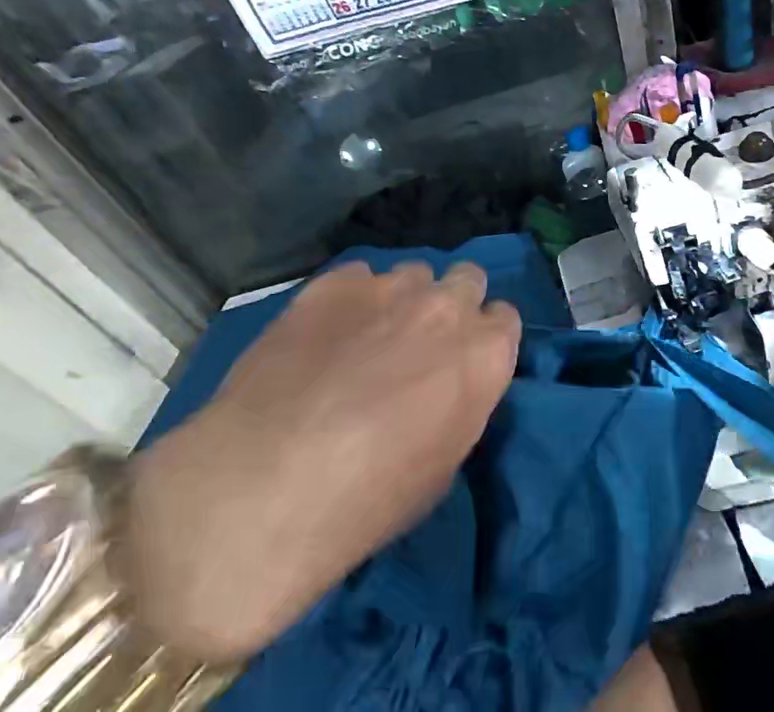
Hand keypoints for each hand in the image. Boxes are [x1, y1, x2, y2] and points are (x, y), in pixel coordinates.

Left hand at [120, 260, 520, 662]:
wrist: (268, 483)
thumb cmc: (368, 500)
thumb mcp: (442, 468)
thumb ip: (458, 406)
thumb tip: (442, 389)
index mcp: (484, 355)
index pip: (505, 319)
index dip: (483, 340)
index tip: (462, 362)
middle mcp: (446, 307)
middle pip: (467, 279)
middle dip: (452, 305)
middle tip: (420, 344)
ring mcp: (387, 288)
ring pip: (412, 274)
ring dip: (402, 300)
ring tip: (366, 337)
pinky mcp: (332, 284)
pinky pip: (358, 277)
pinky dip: (351, 300)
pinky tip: (324, 334)